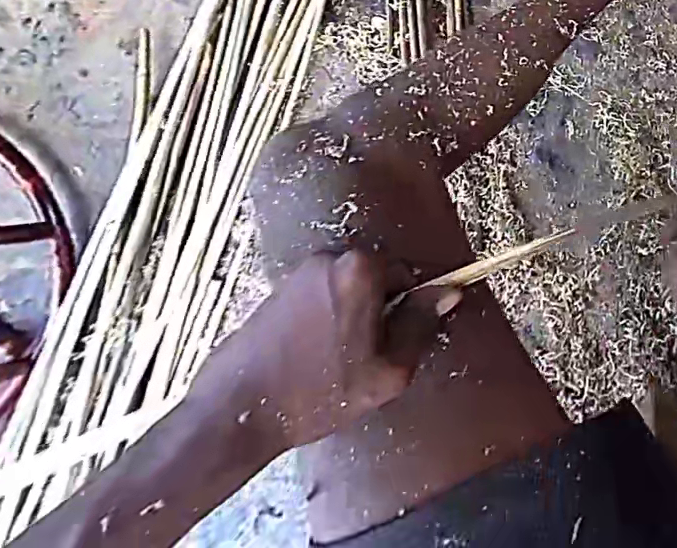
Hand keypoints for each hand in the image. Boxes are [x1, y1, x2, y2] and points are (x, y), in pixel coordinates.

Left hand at [190, 249, 459, 453]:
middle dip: (379, 312)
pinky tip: (310, 357)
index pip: (410, 275)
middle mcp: (332, 258)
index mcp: (362, 269)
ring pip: (350, 289)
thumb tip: (449, 292)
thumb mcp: (388, 370)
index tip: (394, 341)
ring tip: (334, 361)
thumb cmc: (313, 394)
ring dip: (351, 316)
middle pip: (380, 279)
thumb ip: (423, 324)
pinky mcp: (278, 289)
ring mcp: (301, 272)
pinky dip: (325, 319)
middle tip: (365, 356)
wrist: (227, 418)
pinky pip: (322, 296)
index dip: (409, 310)